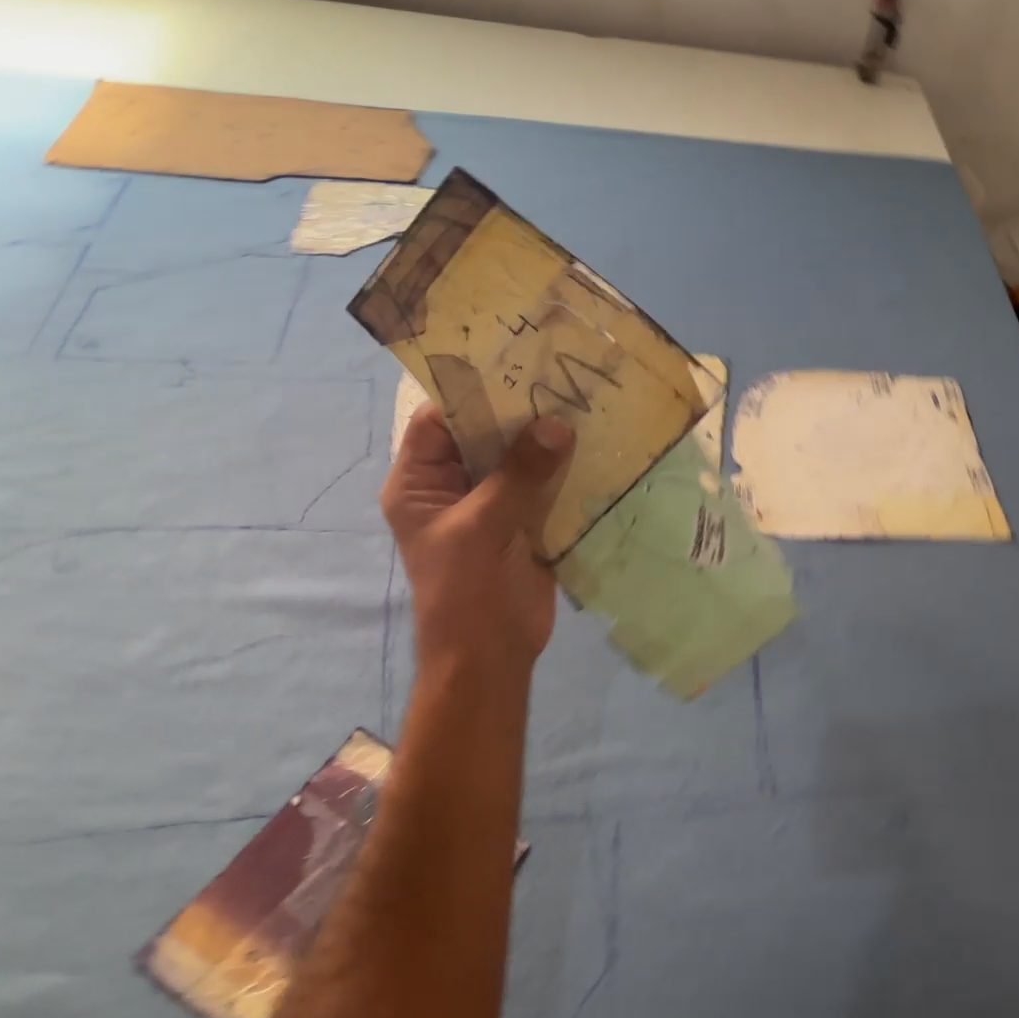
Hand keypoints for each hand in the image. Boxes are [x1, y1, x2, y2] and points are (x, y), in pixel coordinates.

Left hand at [381, 403, 573, 665]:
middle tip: (562, 377)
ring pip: (519, 460)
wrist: (492, 655)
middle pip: (484, 436)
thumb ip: (518, 475)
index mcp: (421, 483)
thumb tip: (556, 426)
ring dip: (548, 440)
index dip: (470, 391)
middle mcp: (454, 487)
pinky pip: (545, 486)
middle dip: (520, 412)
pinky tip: (597, 447)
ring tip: (586, 403)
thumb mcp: (482, 527)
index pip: (439, 421)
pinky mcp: (526, 523)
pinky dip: (567, 470)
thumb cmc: (466, 591)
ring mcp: (493, 505)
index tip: (514, 362)